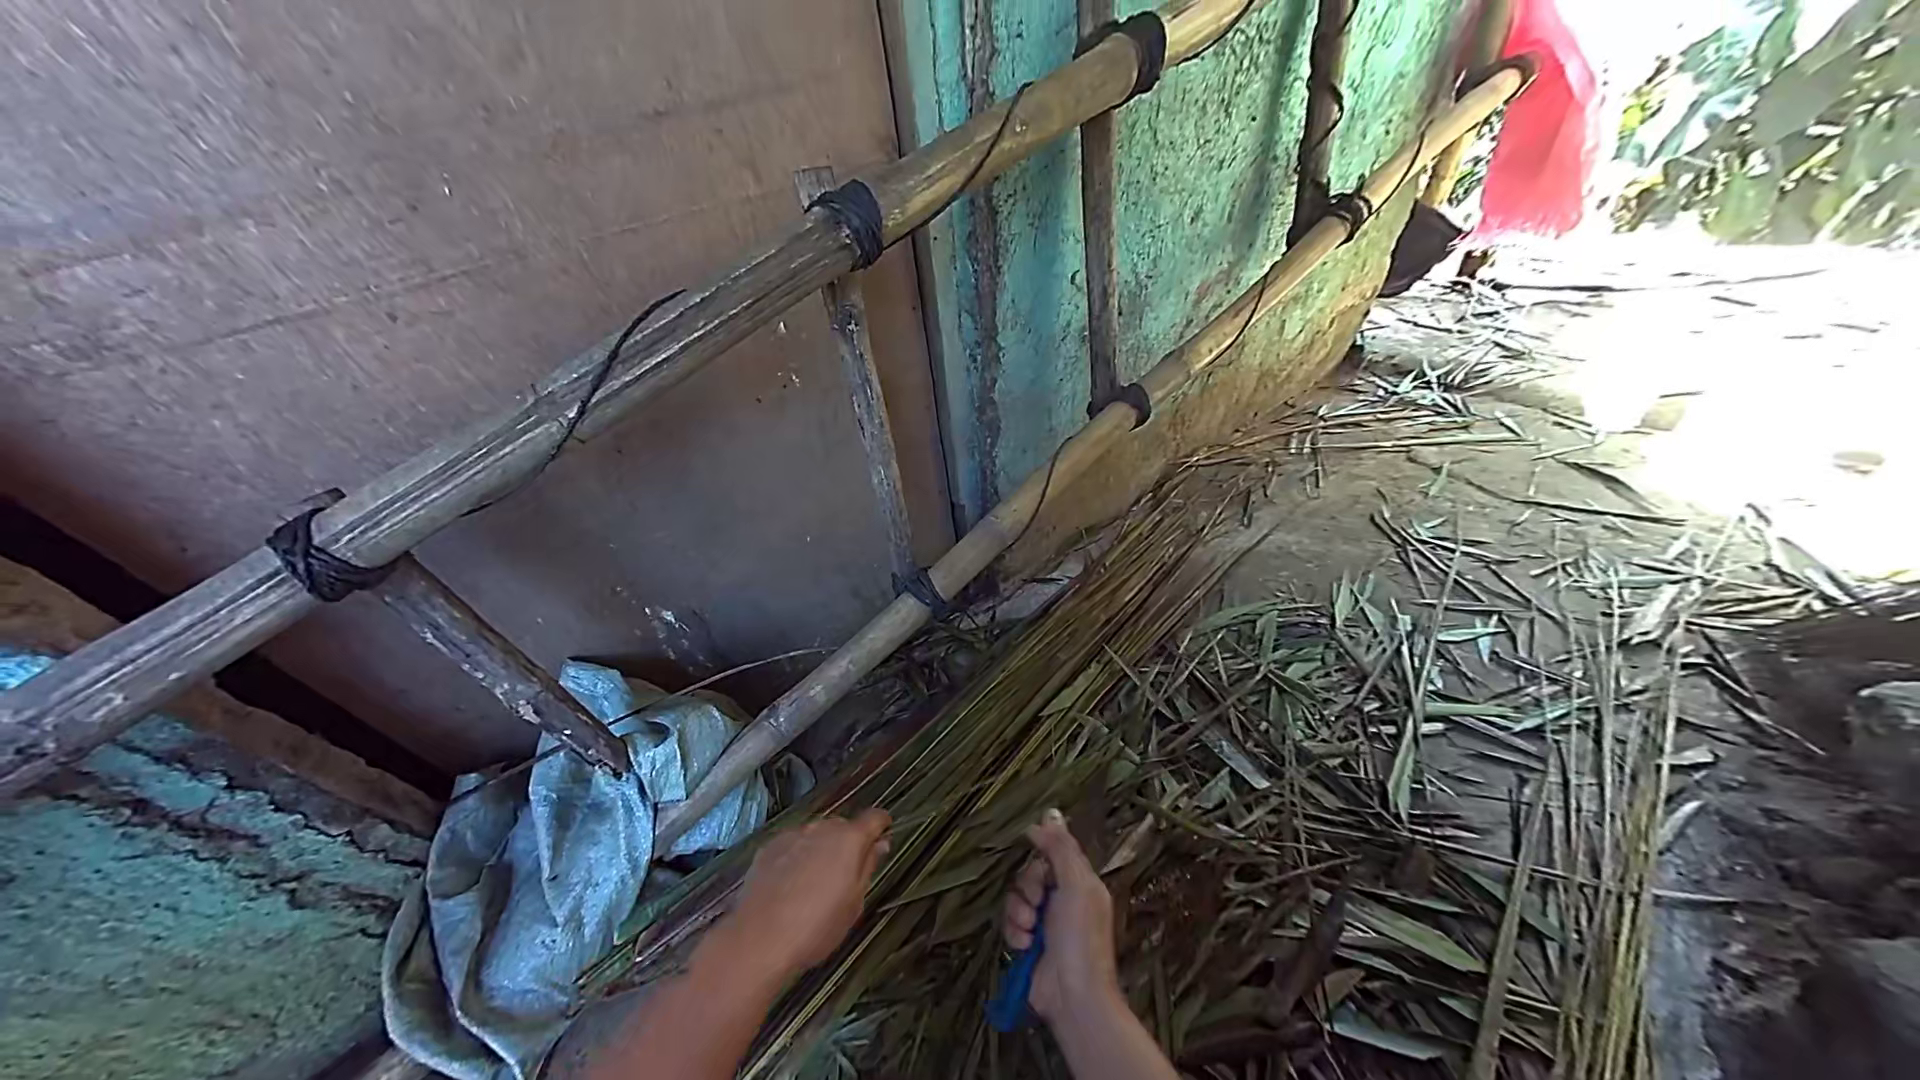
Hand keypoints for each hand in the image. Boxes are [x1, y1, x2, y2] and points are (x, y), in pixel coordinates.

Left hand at [726, 809, 891, 981]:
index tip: (883, 836)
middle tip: (844, 875)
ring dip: (820, 849)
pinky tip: (788, 884)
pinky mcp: (768, 847)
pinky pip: (792, 845)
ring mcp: (793, 835)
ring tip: (813, 883)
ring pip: (816, 835)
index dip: (881, 825)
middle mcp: (822, 828)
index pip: (874, 818)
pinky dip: (796, 856)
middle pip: (843, 827)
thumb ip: (868, 867)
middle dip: (848, 843)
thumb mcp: (853, 903)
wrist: (758, 939)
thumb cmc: (816, 927)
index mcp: (849, 839)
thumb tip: (881, 843)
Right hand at [1001, 808, 1122, 1024]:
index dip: (1043, 850)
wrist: (1073, 995)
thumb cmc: (1081, 937)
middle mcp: (1062, 899)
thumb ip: (1061, 848)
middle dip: (1028, 887)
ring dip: (1019, 913)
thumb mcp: (1076, 884)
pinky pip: (1010, 924)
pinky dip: (1015, 933)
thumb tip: (1048, 814)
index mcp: (1080, 882)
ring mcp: (1044, 923)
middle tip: (1037, 903)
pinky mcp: (1027, 943)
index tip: (1030, 842)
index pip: (1055, 852)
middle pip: (1030, 873)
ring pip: (1016, 898)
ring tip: (1031, 931)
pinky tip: (1025, 946)